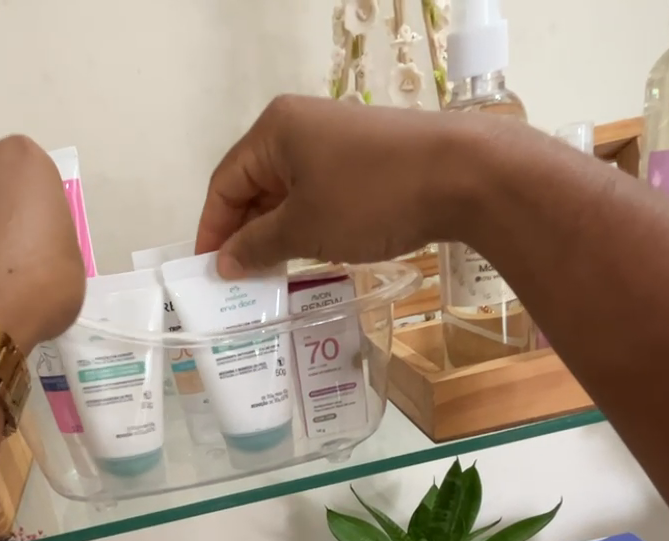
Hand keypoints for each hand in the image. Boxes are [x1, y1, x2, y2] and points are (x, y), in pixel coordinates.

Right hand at [196, 95, 498, 276]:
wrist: (462, 175)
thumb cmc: (370, 197)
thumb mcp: (303, 228)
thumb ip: (256, 246)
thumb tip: (223, 263)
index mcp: (274, 131)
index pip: (224, 185)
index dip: (211, 232)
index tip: (206, 275)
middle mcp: (299, 128)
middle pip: (253, 187)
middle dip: (242, 236)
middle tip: (237, 284)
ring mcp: (333, 143)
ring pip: (286, 195)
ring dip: (273, 236)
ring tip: (267, 279)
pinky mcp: (362, 161)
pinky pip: (316, 196)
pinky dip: (303, 228)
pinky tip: (305, 259)